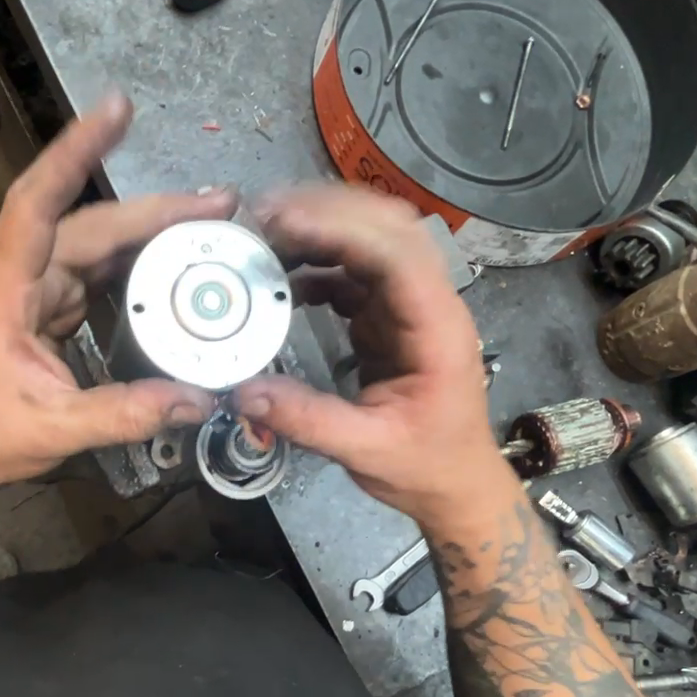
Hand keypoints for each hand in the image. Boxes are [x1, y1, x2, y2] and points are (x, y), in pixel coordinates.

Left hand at [0, 95, 235, 497]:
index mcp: (7, 292)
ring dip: (151, 230)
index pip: (37, 205)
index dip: (74, 154)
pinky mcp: (51, 305)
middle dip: (154, 210)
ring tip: (210, 222)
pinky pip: (100, 270)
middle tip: (219, 203)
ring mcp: (37, 288)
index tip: (116, 111)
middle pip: (89, 223)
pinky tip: (176, 259)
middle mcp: (22, 276)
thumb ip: (125, 414)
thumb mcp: (56, 429)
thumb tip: (197, 399)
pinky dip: (138, 261)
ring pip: (98, 242)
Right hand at [230, 185, 509, 530]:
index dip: (341, 230)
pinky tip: (283, 280)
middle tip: (263, 216)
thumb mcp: (366, 450)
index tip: (284, 224)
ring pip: (369, 244)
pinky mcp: (389, 318)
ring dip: (319, 233)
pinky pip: (354, 275)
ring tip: (265, 239)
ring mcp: (409, 307)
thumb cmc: (425, 466)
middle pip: (386, 230)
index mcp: (436, 328)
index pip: (396, 255)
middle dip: (327, 212)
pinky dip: (317, 267)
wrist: (454, 483)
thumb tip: (242, 392)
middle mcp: (427, 303)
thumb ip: (307, 420)